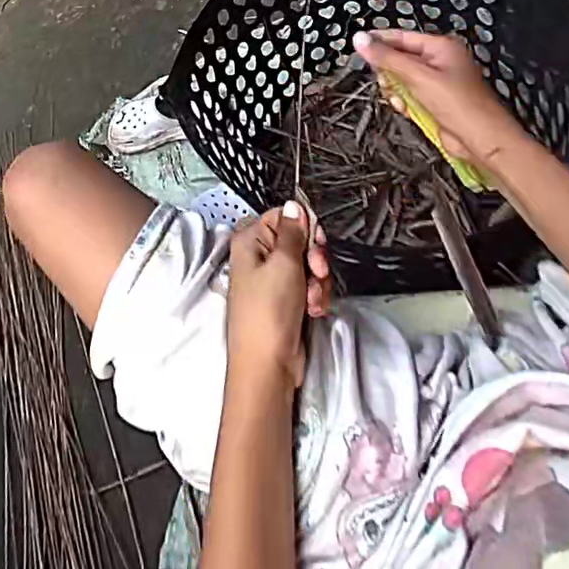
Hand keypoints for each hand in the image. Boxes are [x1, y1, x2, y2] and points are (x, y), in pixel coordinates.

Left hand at [227, 202, 331, 388]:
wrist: (268, 365)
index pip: (283, 216)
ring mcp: (272, 279)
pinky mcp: (286, 299)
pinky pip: (308, 286)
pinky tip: (313, 311)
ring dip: (317, 282)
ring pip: (308, 264)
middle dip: (314, 258)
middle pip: (299, 240)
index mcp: (250, 240)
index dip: (304, 228)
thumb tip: (294, 203)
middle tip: (317, 272)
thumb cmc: (269, 311)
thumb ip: (293, 232)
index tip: (316, 243)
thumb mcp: (284, 264)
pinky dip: (315, 296)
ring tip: (312, 301)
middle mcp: (259, 256)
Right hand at [351, 29, 523, 164]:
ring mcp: (435, 82)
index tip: (358, 47)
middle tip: (388, 81)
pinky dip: (403, 102)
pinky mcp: (431, 100)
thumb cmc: (462, 106)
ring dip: (395, 90)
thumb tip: (361, 40)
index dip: (378, 42)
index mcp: (440, 47)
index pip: (400, 36)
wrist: (480, 140)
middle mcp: (438, 61)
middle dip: (389, 72)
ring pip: (399, 79)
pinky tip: (408, 108)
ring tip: (401, 98)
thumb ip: (386, 57)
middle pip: (397, 58)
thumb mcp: (417, 76)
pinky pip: (406, 95)